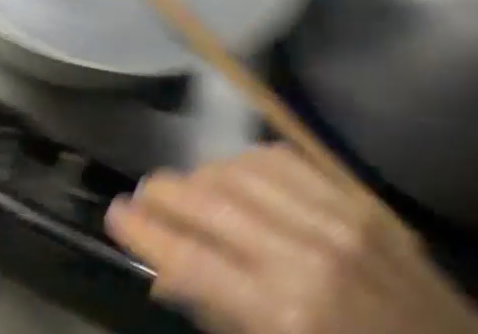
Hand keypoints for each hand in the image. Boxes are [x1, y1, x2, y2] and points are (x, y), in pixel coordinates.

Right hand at [106, 145, 477, 333]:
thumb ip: (223, 316)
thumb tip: (171, 273)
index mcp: (284, 315)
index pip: (190, 258)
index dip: (146, 232)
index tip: (116, 216)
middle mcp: (304, 257)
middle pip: (209, 202)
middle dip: (164, 194)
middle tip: (141, 196)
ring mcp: (336, 222)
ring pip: (241, 171)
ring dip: (202, 174)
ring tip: (184, 187)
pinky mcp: (360, 204)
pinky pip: (285, 161)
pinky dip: (248, 162)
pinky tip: (235, 173)